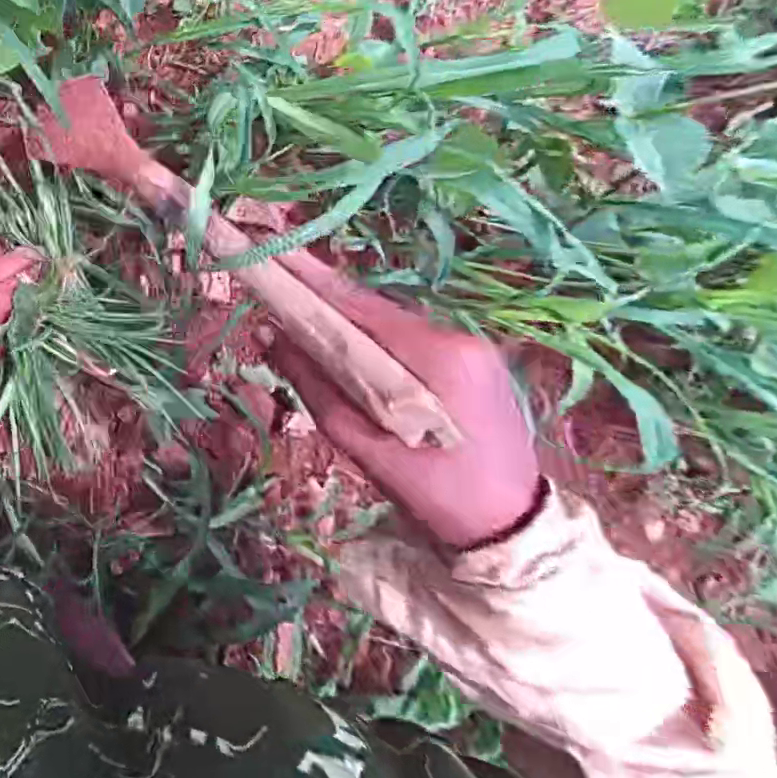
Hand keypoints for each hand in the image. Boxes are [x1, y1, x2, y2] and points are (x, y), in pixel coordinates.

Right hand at [268, 251, 541, 548]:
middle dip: (320, 297)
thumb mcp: (355, 437)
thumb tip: (266, 333)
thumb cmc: (428, 489)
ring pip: (387, 321)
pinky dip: (369, 338)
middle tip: (273, 281)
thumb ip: (309, 379)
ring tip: (298, 317)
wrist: (510, 527)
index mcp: (435, 354)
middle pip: (371, 307)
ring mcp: (471, 347)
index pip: (356, 302)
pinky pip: (405, 337)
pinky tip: (342, 346)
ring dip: (343, 319)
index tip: (269, 251)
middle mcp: (458, 337)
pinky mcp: (472, 361)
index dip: (307, 276)